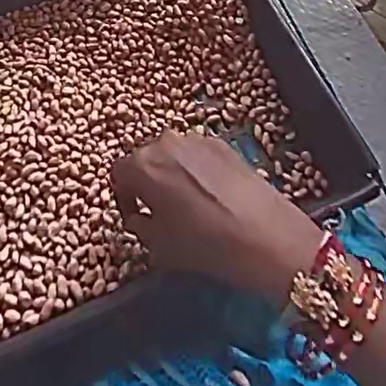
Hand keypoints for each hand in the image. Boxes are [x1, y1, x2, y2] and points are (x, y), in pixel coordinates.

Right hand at [111, 132, 324, 303]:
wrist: (267, 236)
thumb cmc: (206, 244)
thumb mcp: (160, 245)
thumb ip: (139, 224)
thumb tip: (138, 215)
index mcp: (143, 165)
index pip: (119, 173)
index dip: (124, 196)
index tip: (136, 215)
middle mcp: (166, 142)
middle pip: (145, 158)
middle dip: (147, 181)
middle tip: (160, 210)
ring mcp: (196, 139)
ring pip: (173, 153)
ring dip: (172, 173)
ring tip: (189, 203)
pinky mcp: (222, 143)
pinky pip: (197, 153)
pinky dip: (196, 169)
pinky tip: (211, 194)